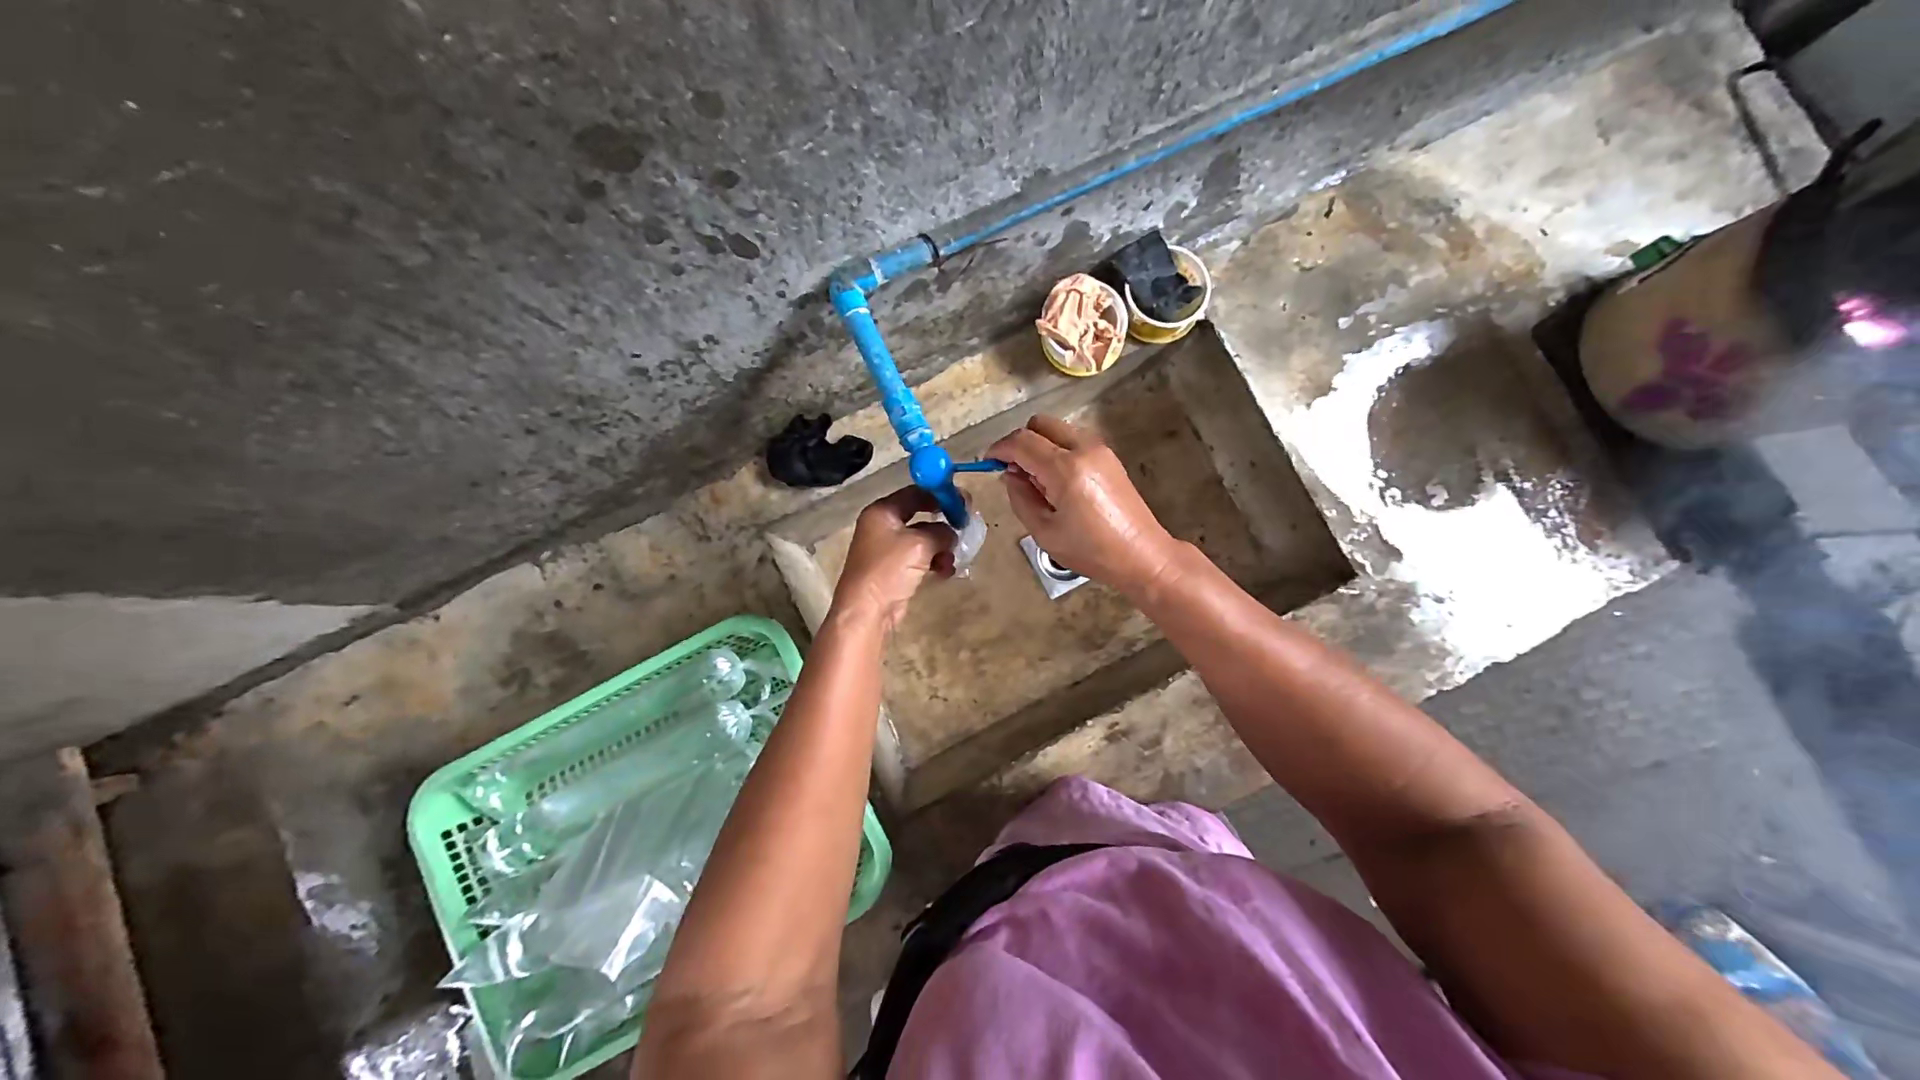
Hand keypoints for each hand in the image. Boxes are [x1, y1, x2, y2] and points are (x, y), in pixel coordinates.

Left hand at [830, 487, 956, 632]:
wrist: (867, 612)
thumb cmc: (888, 570)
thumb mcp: (920, 544)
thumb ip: (941, 532)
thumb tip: (952, 532)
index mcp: (882, 512)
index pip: (915, 493)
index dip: (941, 495)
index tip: (964, 502)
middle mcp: (882, 526)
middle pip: (920, 515)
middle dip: (943, 523)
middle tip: (965, 526)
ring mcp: (887, 549)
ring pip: (923, 539)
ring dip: (941, 546)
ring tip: (952, 558)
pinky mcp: (893, 569)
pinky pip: (920, 558)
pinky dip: (934, 561)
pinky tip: (945, 571)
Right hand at [988, 415, 1181, 596]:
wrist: (1141, 553)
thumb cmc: (1091, 550)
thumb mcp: (1045, 531)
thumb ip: (1021, 497)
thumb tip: (1010, 475)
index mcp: (1065, 469)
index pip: (1022, 442)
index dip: (999, 449)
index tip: (988, 463)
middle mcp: (1084, 449)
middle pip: (1040, 424)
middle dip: (1019, 442)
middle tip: (1013, 471)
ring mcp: (1099, 449)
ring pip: (1057, 429)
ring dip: (1039, 445)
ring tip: (1037, 481)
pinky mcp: (1108, 456)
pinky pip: (1072, 440)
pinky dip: (1056, 450)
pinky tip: (1057, 482)